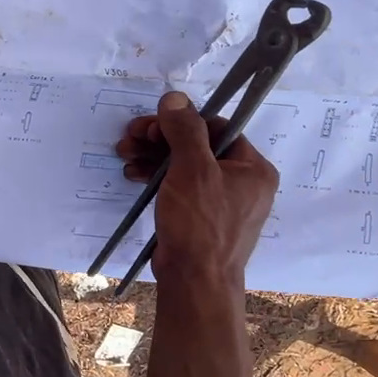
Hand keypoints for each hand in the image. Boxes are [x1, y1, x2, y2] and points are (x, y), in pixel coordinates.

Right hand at [114, 91, 278, 281]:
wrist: (195, 278)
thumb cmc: (200, 223)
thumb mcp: (191, 170)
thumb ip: (185, 131)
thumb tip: (175, 97)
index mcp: (253, 168)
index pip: (217, 128)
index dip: (182, 123)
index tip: (151, 126)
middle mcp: (242, 181)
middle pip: (197, 146)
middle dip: (159, 140)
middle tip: (130, 138)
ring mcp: (221, 200)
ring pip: (183, 165)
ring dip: (152, 156)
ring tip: (124, 155)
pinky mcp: (200, 216)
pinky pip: (179, 186)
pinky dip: (156, 177)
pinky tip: (134, 175)